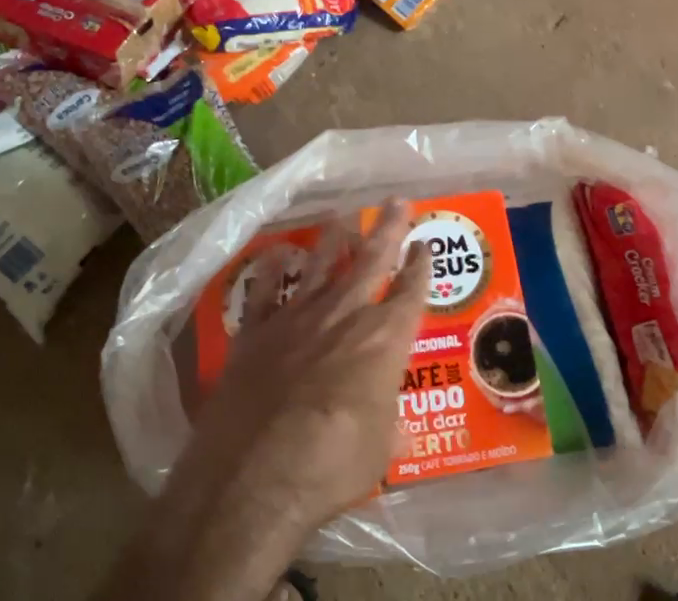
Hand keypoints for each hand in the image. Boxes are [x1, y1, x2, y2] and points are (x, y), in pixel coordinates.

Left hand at [185, 200, 430, 529]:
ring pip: (320, 267)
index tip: (425, 244)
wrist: (256, 474)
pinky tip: (277, 253)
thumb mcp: (381, 448)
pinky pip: (264, 292)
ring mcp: (295, 320)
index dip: (420, 267)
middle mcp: (344, 316)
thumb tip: (394, 423)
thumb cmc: (335, 464)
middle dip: (387, 230)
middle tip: (397, 202)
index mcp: (384, 339)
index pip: (410, 293)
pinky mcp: (253, 335)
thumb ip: (387, 422)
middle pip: (370, 262)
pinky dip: (271, 271)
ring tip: (344, 216)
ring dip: (335, 239)